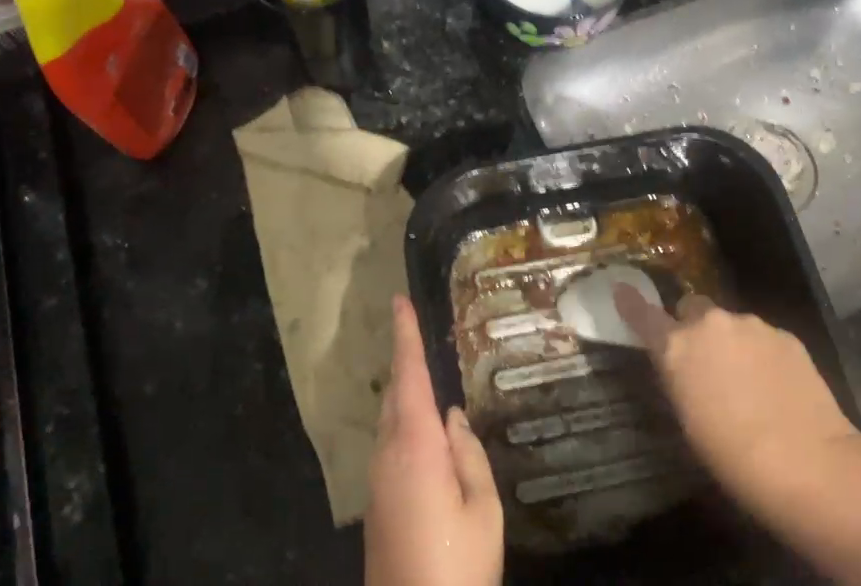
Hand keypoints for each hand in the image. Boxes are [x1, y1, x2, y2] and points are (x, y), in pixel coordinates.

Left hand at [364, 296, 503, 585]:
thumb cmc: (457, 564)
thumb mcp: (483, 510)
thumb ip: (468, 455)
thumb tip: (452, 417)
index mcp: (415, 447)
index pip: (409, 376)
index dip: (405, 336)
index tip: (399, 301)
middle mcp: (388, 454)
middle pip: (394, 394)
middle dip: (404, 361)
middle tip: (416, 331)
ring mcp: (378, 480)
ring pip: (389, 420)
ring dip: (403, 393)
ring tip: (425, 373)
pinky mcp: (377, 503)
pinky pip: (389, 445)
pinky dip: (403, 423)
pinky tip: (423, 433)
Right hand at [613, 286, 860, 509]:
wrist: (807, 463)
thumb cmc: (731, 455)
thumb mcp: (687, 417)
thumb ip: (680, 378)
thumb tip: (683, 366)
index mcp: (676, 347)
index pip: (643, 314)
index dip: (631, 303)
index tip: (622, 289)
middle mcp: (711, 324)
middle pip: (693, 308)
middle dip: (694, 326)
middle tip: (704, 360)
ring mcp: (752, 326)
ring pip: (732, 324)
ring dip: (731, 342)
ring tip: (747, 381)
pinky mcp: (787, 336)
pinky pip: (763, 337)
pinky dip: (762, 354)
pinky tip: (776, 385)